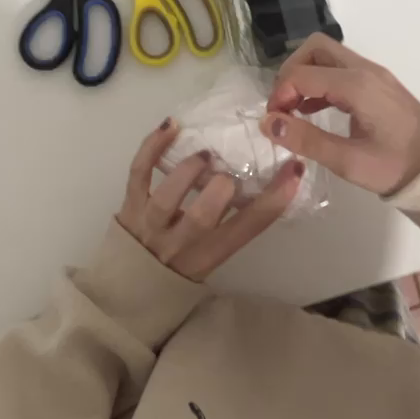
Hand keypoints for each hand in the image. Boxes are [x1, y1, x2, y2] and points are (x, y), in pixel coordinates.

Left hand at [118, 119, 302, 280]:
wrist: (126, 293)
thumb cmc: (178, 270)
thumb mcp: (212, 256)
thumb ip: (232, 226)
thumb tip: (263, 181)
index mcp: (209, 255)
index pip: (246, 229)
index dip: (273, 199)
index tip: (293, 169)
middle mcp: (180, 242)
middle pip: (201, 219)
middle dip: (220, 191)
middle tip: (229, 174)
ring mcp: (151, 224)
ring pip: (166, 198)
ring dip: (188, 170)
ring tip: (205, 153)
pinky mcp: (129, 205)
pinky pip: (138, 173)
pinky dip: (152, 146)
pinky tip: (171, 125)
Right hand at [262, 34, 419, 196]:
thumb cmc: (397, 168)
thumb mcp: (349, 161)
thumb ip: (306, 140)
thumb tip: (267, 123)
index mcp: (358, 86)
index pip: (302, 74)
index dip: (280, 94)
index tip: (274, 122)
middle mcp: (365, 70)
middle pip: (315, 49)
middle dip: (291, 72)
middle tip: (282, 107)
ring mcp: (374, 74)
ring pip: (328, 56)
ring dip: (305, 75)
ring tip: (294, 111)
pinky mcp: (378, 84)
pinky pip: (341, 69)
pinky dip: (321, 81)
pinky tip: (313, 110)